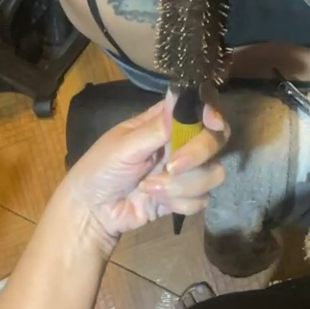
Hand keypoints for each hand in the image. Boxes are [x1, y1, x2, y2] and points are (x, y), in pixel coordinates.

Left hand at [51, 95, 228, 250]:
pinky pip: (203, 199)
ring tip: (150, 187)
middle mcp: (182, 142)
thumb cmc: (101, 168)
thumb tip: (181, 97)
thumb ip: (156, 127)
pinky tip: (154, 200)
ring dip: (181, 185)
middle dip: (197, 154)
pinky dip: (178, 203)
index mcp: (166, 121)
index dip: (213, 112)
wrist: (93, 211)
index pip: (201, 108)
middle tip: (171, 167)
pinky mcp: (186, 197)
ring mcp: (187, 171)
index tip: (211, 122)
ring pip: (213, 172)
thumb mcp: (124, 145)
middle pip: (215, 139)